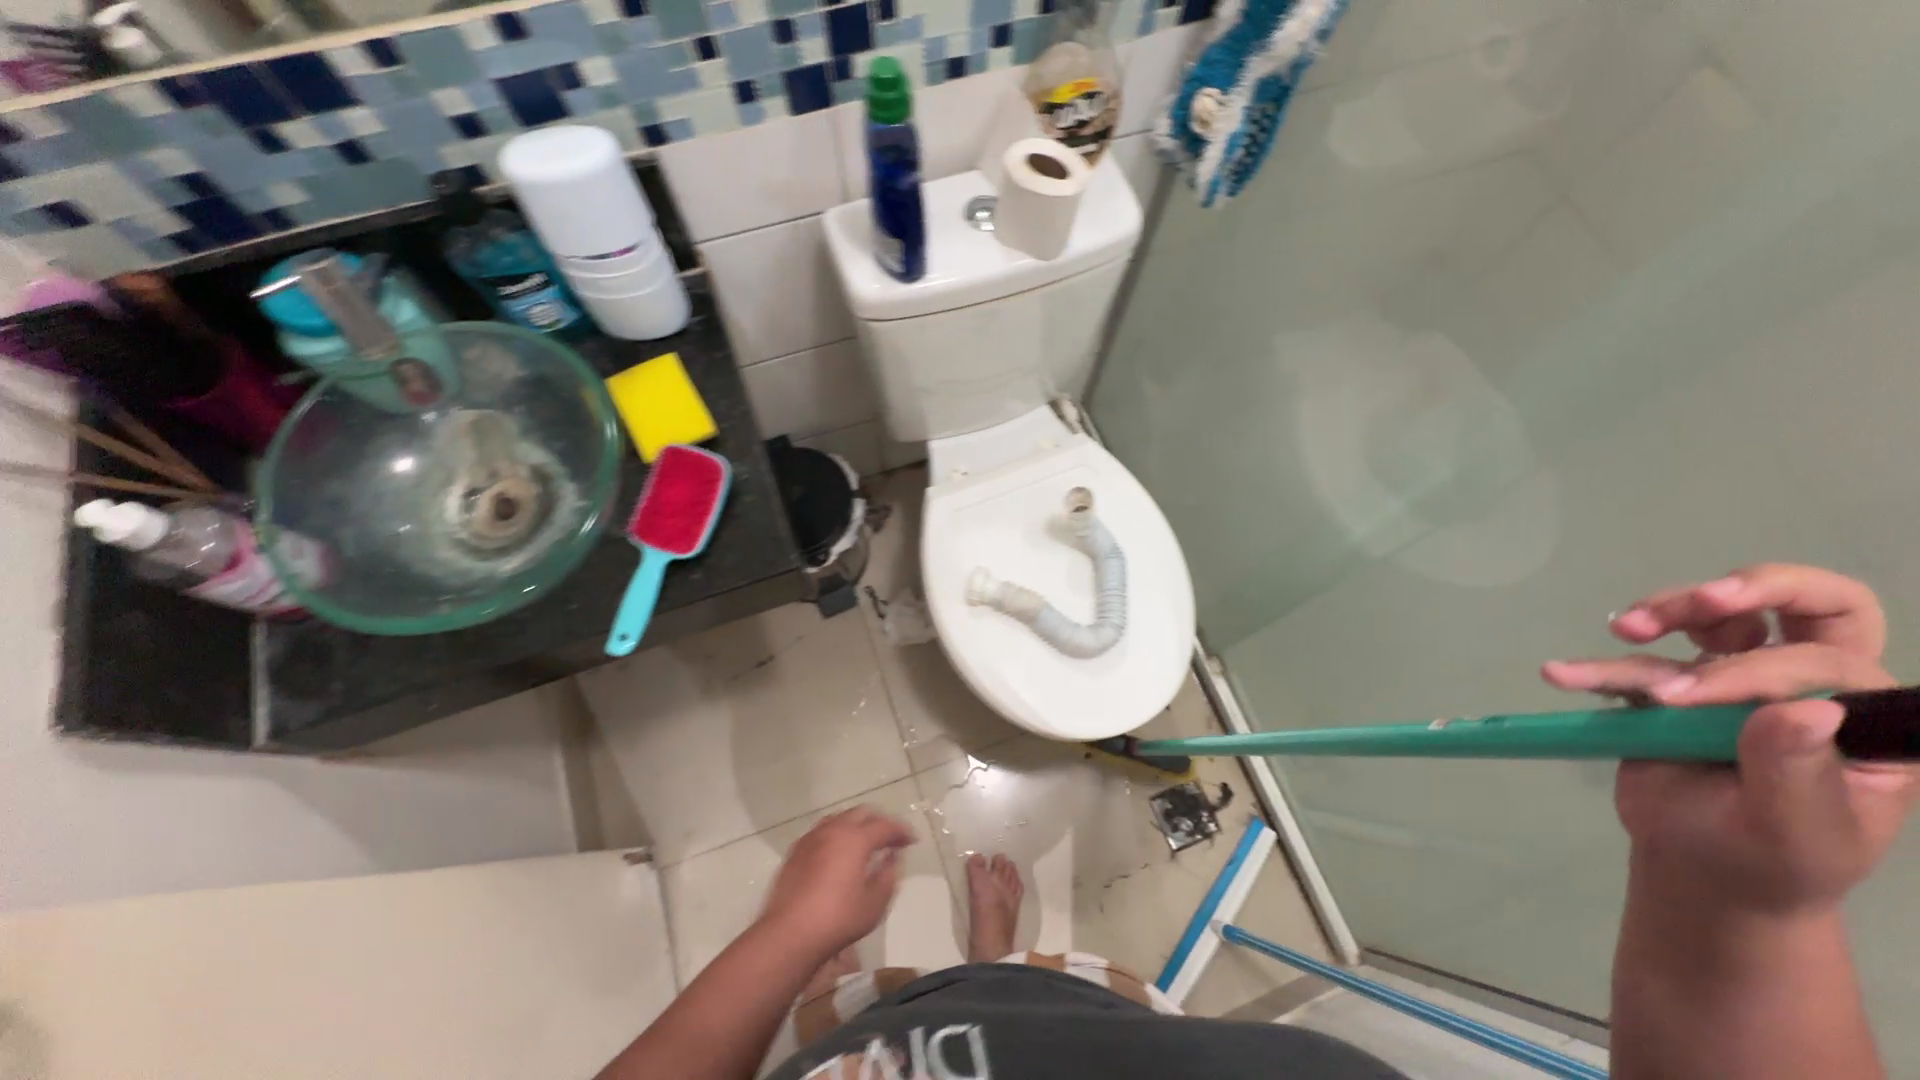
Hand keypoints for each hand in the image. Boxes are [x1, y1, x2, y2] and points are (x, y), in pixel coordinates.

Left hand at [758, 807, 914, 959]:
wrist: (789, 933)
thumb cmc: (838, 919)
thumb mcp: (874, 903)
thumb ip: (888, 875)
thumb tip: (892, 857)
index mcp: (855, 839)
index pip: (885, 825)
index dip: (901, 831)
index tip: (912, 841)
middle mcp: (832, 830)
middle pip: (861, 813)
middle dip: (879, 822)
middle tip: (891, 838)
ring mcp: (810, 839)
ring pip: (838, 819)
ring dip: (856, 825)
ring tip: (866, 843)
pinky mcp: (795, 851)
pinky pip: (821, 832)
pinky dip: (837, 834)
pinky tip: (839, 853)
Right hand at [1542, 564, 1916, 915]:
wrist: (1706, 872)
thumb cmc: (1773, 862)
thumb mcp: (1798, 833)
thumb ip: (1800, 773)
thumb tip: (1808, 711)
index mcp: (1866, 718)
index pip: (1824, 662)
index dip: (1756, 670)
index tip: (1685, 699)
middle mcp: (1810, 687)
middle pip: (1806, 606)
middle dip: (1757, 587)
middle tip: (1708, 598)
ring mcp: (1739, 682)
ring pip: (1718, 618)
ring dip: (1668, 610)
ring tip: (1623, 626)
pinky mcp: (1674, 690)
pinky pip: (1642, 663)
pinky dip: (1600, 667)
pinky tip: (1563, 674)